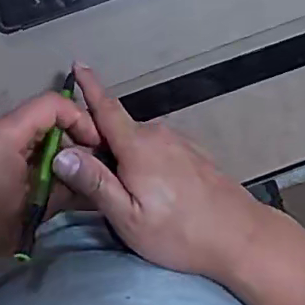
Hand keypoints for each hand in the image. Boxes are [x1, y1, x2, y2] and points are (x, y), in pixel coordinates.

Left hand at [0, 87, 100, 277]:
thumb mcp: (29, 211)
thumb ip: (61, 189)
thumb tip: (86, 176)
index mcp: (6, 133)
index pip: (51, 105)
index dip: (79, 120)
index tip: (96, 148)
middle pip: (40, 120)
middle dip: (67, 141)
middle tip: (85, 172)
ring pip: (26, 137)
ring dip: (48, 155)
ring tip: (65, 185)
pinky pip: (9, 149)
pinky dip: (29, 162)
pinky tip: (38, 189)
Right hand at [51, 65, 274, 283]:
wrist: (243, 238)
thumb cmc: (182, 233)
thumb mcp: (128, 217)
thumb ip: (94, 182)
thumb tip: (61, 154)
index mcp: (137, 145)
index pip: (105, 107)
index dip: (89, 86)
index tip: (78, 65)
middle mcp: (157, 135)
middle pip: (118, 129)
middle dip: (101, 142)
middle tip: (92, 174)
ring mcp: (179, 143)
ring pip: (139, 142)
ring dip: (127, 156)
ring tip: (128, 192)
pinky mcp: (194, 154)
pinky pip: (159, 150)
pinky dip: (148, 162)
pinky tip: (156, 191)